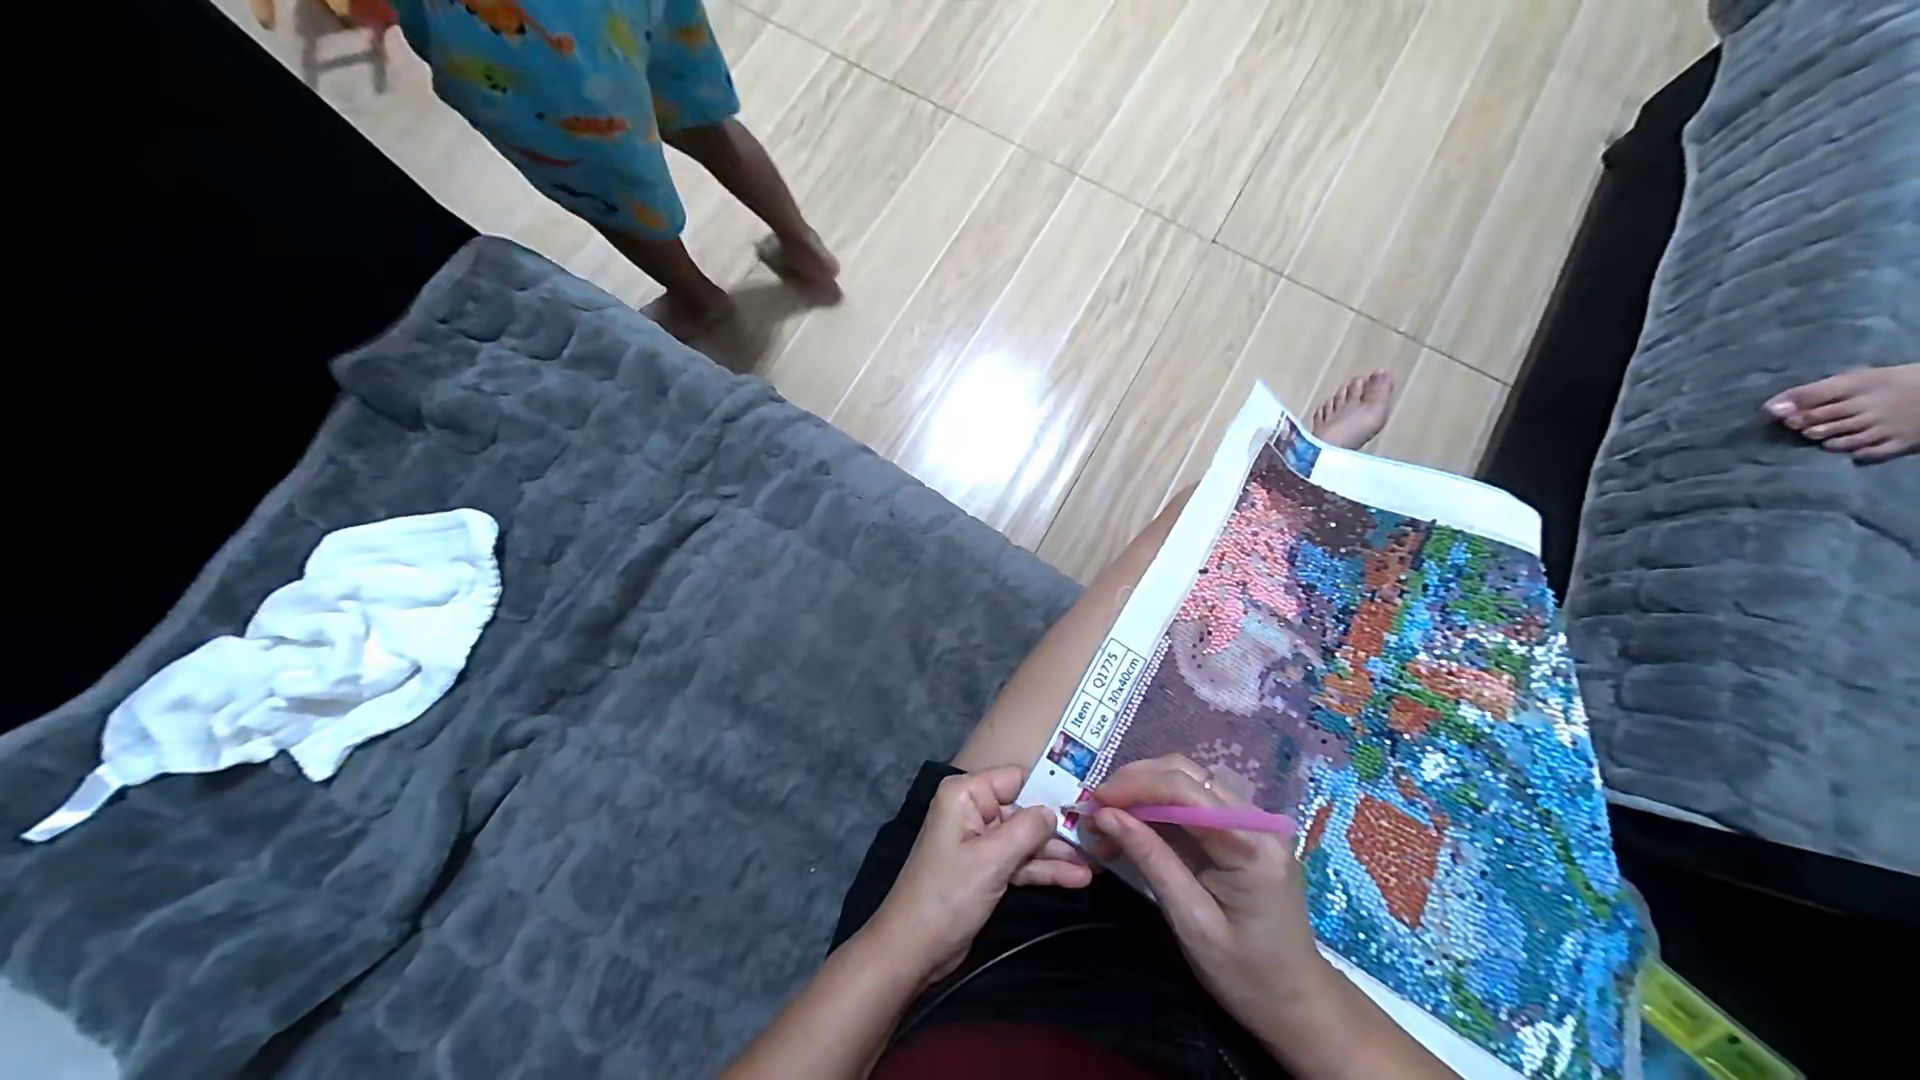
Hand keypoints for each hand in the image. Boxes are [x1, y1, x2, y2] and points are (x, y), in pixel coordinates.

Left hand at [867, 766, 1093, 983]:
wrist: (913, 950)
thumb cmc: (948, 895)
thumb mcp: (992, 859)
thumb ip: (1027, 829)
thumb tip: (1054, 809)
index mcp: (966, 794)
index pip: (1016, 778)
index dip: (1050, 788)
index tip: (1086, 799)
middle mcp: (972, 810)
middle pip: (1024, 810)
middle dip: (1058, 827)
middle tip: (1098, 837)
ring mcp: (979, 841)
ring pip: (1026, 838)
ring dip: (1057, 853)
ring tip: (1095, 864)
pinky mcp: (985, 868)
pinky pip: (1020, 861)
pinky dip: (1044, 869)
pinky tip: (1077, 878)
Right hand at [1088, 755, 1331, 1035]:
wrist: (1294, 1002)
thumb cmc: (1246, 973)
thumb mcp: (1191, 921)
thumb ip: (1151, 860)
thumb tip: (1105, 815)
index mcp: (1252, 842)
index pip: (1184, 790)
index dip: (1133, 786)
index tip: (1092, 802)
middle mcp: (1257, 818)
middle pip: (1184, 774)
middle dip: (1133, 784)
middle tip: (1093, 810)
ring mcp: (1251, 820)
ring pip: (1184, 780)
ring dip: (1141, 792)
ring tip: (1106, 819)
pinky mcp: (1240, 828)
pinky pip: (1191, 802)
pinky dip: (1155, 807)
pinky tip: (1130, 826)